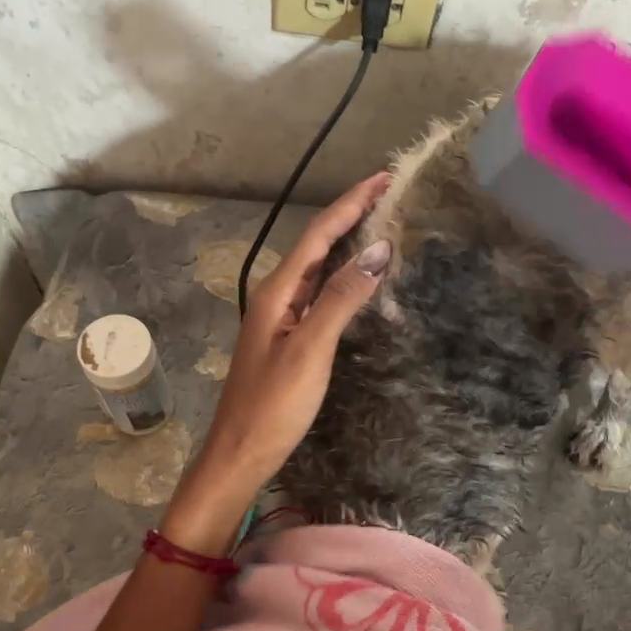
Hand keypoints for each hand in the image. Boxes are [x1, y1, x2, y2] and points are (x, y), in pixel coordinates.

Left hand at [160, 173, 392, 552]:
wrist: (240, 453)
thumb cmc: (273, 405)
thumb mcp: (311, 349)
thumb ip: (342, 299)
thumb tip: (379, 251)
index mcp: (278, 291)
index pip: (318, 234)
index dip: (351, 203)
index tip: (384, 177)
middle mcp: (277, 297)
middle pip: (317, 246)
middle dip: (351, 217)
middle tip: (390, 196)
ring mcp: (281, 319)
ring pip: (318, 270)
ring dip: (348, 246)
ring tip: (383, 227)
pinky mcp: (288, 340)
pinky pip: (319, 296)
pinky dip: (343, 281)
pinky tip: (361, 283)